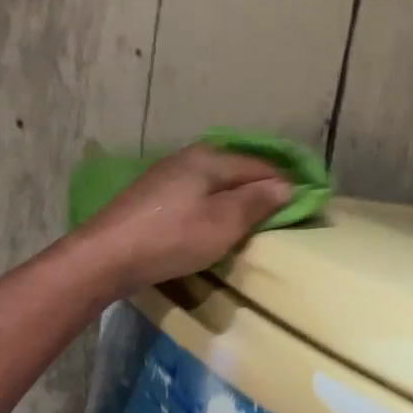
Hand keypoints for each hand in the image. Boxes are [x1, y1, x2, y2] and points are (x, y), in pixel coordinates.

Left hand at [78, 144, 290, 291]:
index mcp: (212, 158)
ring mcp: (169, 175)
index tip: (305, 205)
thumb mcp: (224, 222)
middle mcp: (191, 157)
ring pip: (217, 183)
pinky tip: (216, 223)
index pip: (262, 165)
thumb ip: (257, 201)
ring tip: (252, 223)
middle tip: (280, 217)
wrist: (107, 256)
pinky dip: (215, 206)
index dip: (286, 184)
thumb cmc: (173, 238)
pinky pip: (198, 194)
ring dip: (237, 199)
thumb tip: (286, 184)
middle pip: (239, 171)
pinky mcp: (154, 196)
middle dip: (261, 190)